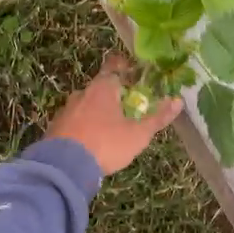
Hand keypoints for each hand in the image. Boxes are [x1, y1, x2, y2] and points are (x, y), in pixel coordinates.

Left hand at [45, 54, 182, 175]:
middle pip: (100, 87)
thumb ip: (158, 118)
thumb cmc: (106, 144)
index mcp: (103, 88)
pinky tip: (91, 140)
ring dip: (98, 111)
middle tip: (129, 106)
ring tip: (111, 127)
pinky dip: (84, 126)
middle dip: (114, 94)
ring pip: (86, 104)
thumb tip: (178, 101)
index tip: (136, 73)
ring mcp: (66, 109)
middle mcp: (82, 93)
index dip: (125, 66)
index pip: (114, 65)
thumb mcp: (138, 134)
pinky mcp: (55, 127)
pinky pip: (75, 121)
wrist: (64, 167)